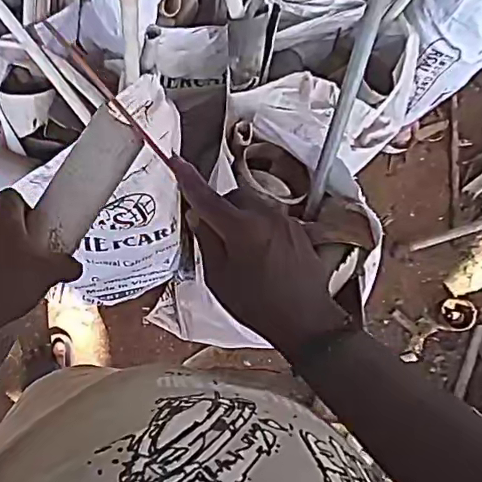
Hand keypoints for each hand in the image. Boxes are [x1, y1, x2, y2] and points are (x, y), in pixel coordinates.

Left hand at [0, 190, 81, 344]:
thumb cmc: (3, 285)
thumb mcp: (47, 274)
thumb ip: (65, 266)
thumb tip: (73, 266)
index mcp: (4, 220)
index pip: (14, 197)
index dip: (28, 207)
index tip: (40, 222)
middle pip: (2, 223)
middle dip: (19, 236)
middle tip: (35, 254)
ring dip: (2, 256)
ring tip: (19, 277)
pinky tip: (1, 292)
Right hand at [169, 157, 356, 355]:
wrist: (305, 320)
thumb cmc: (258, 305)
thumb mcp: (218, 278)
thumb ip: (206, 241)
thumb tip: (197, 216)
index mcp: (241, 228)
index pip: (207, 197)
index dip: (188, 179)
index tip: (176, 162)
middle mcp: (266, 216)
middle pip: (233, 196)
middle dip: (219, 208)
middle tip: (211, 235)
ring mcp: (285, 221)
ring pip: (252, 206)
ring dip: (238, 218)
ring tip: (236, 250)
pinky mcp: (297, 230)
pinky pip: (268, 218)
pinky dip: (256, 227)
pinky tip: (257, 255)